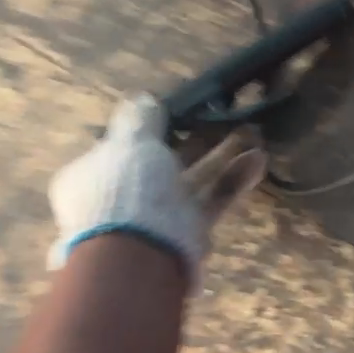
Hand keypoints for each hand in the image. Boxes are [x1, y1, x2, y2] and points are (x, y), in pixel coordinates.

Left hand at [48, 94, 267, 285]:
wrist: (143, 254)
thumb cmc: (127, 190)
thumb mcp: (130, 144)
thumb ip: (140, 119)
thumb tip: (142, 98)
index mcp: (94, 173)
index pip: (120, 144)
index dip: (148, 126)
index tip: (179, 109)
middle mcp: (123, 192)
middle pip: (161, 159)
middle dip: (192, 137)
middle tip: (222, 115)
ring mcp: (157, 212)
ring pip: (192, 177)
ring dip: (220, 154)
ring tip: (252, 131)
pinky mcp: (189, 227)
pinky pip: (214, 197)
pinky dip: (234, 179)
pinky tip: (259, 159)